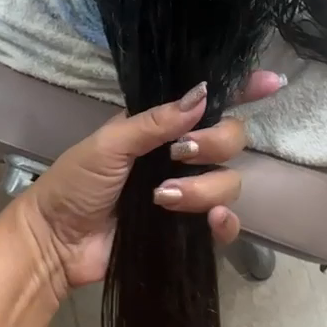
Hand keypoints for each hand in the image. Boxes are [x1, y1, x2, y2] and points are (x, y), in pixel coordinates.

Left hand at [15, 72, 282, 294]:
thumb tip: (202, 94)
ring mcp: (188, 193)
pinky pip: (226, 224)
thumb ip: (156, 121)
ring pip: (230, 181)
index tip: (271, 83)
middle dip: (214, 143)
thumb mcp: (110, 142)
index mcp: (164, 125)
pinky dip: (224, 223)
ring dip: (202, 188)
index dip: (244, 89)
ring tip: (163, 199)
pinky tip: (210, 222)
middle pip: (232, 138)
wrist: (56, 242)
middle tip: (179, 154)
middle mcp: (183, 154)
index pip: (211, 100)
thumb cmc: (75, 182)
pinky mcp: (188, 231)